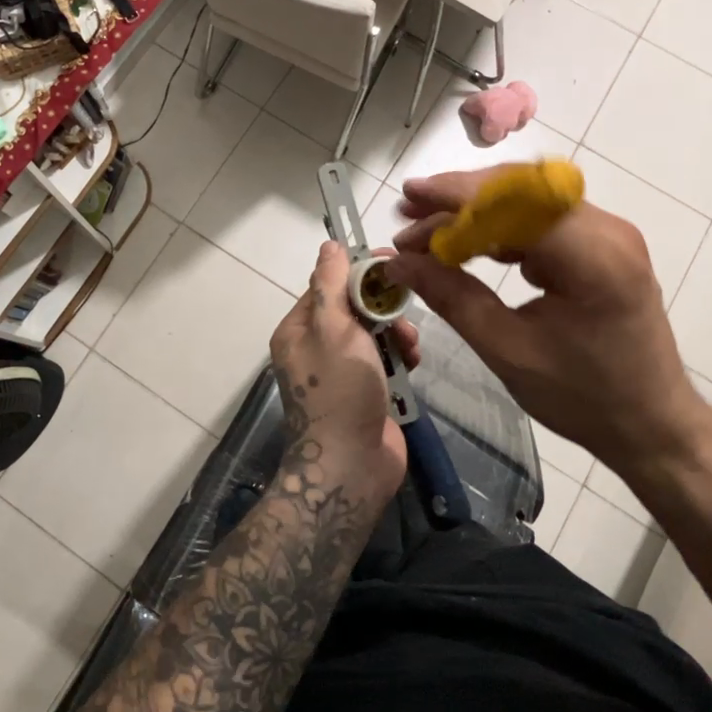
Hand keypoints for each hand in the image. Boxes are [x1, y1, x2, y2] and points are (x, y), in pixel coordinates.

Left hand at [269, 242, 420, 500]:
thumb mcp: (333, 328)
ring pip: (375, 334)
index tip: (390, 261)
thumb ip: (332, 284)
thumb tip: (330, 245)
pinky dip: (401, 358)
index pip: (327, 286)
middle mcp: (316, 349)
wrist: (352, 466)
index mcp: (298, 331)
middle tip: (404, 308)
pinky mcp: (368, 393)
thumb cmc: (339, 390)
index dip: (358, 271)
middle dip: (382, 307)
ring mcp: (343, 373)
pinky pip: (387, 361)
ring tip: (409, 347)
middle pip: (354, 308)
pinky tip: (413, 364)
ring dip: (396, 333)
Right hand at [382, 167, 711, 475]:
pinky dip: (499, 229)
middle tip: (406, 213)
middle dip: (458, 200)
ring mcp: (608, 235)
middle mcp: (607, 231)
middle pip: (520, 192)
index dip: (455, 195)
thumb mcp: (509, 351)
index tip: (408, 198)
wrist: (653, 426)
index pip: (514, 202)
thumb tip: (398, 263)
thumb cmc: (585, 398)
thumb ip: (453, 298)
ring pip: (527, 203)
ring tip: (425, 230)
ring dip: (474, 213)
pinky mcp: (602, 247)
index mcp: (592, 258)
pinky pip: (541, 221)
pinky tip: (466, 245)